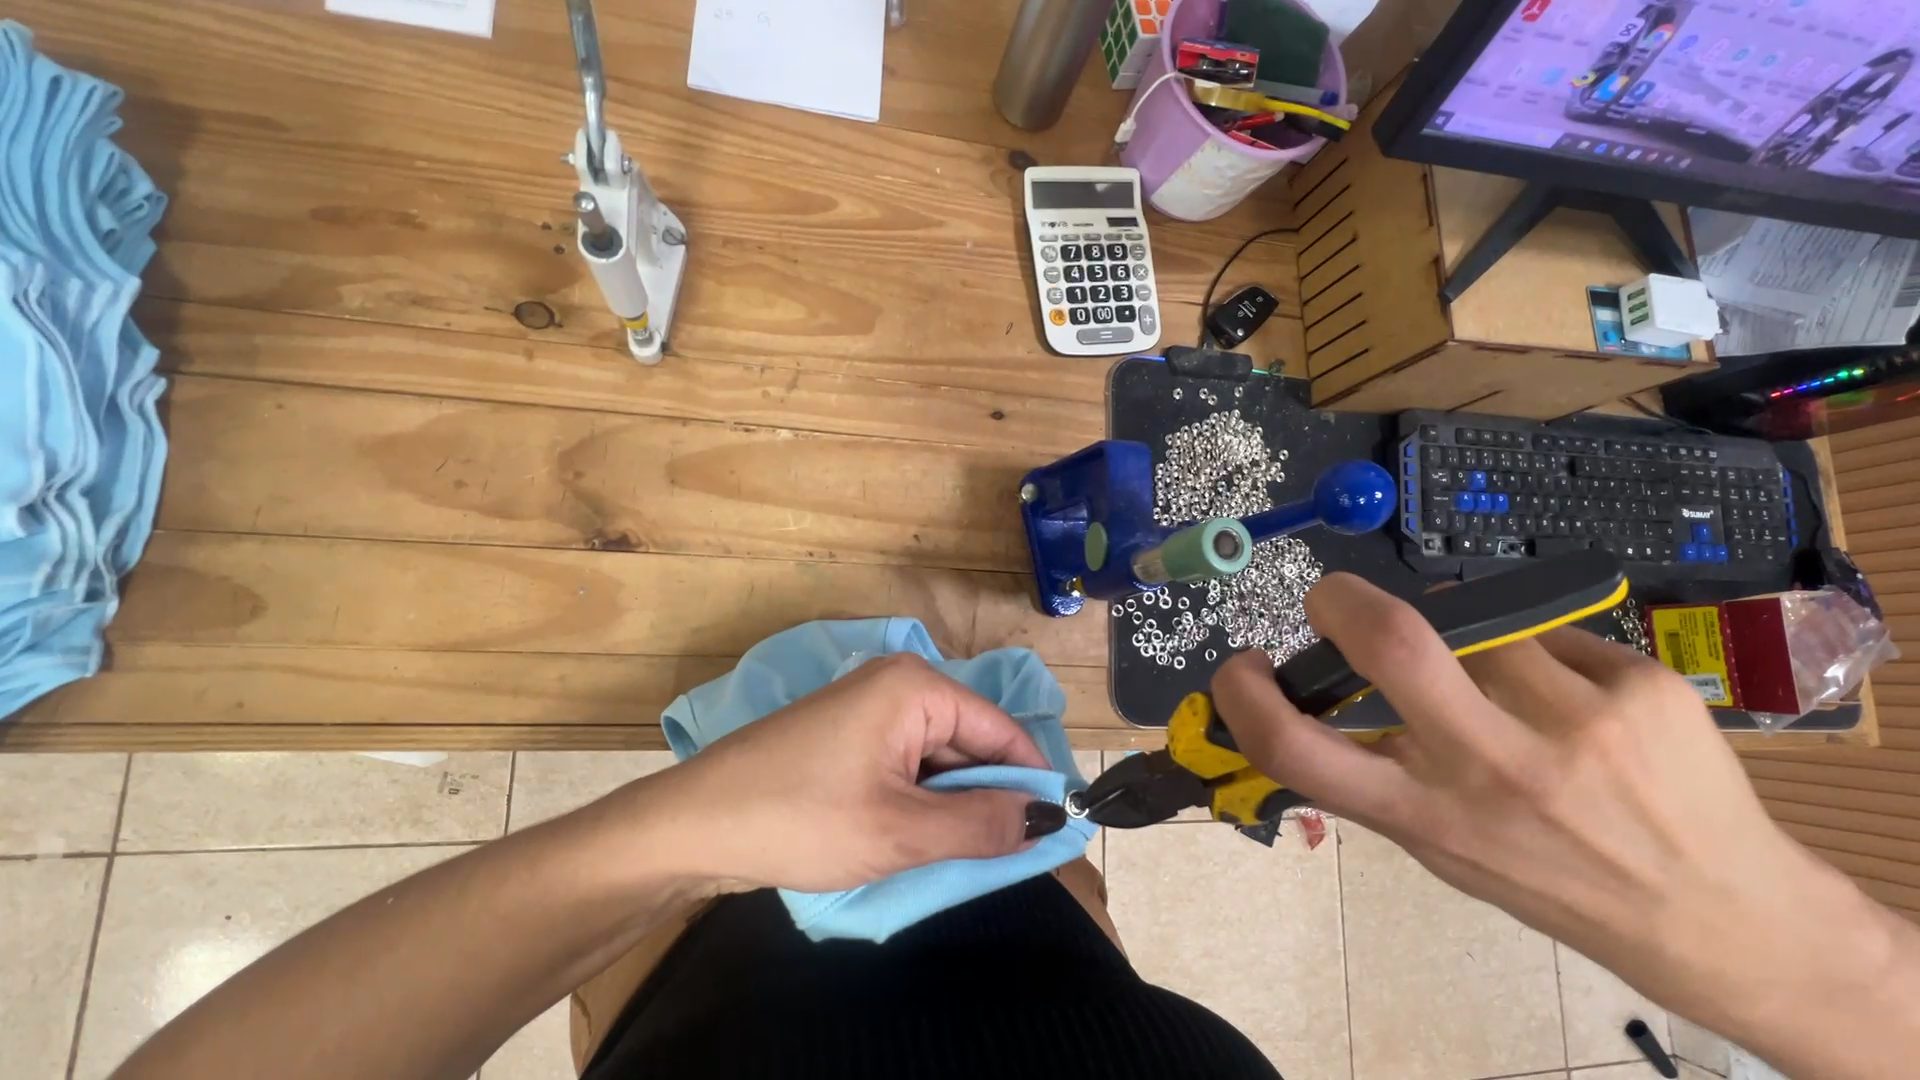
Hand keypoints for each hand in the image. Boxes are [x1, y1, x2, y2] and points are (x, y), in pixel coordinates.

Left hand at [645, 653, 1066, 893]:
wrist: (691, 826)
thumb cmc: (799, 819)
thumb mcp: (899, 831)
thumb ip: (980, 825)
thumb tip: (1045, 817)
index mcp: (915, 687)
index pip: (1001, 730)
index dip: (1031, 781)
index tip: (1055, 833)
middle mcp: (897, 684)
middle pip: (971, 742)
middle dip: (989, 798)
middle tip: (1002, 859)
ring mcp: (869, 709)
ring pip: (939, 758)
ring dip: (952, 806)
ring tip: (957, 856)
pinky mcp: (849, 737)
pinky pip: (907, 765)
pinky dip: (920, 802)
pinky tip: (917, 839)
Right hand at [1208, 572, 1911, 1065]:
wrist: (1730, 919)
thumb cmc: (1552, 882)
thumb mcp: (1443, 850)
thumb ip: (1382, 773)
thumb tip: (1325, 693)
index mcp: (1428, 818)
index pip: (1297, 749)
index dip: (1244, 695)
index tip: (1241, 667)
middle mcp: (1495, 769)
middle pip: (1389, 640)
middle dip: (1340, 598)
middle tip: (1333, 599)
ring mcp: (1575, 721)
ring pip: (1474, 624)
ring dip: (1464, 639)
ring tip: (1504, 684)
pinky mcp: (1640, 684)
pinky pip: (1548, 635)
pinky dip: (1539, 655)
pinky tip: (1578, 702)